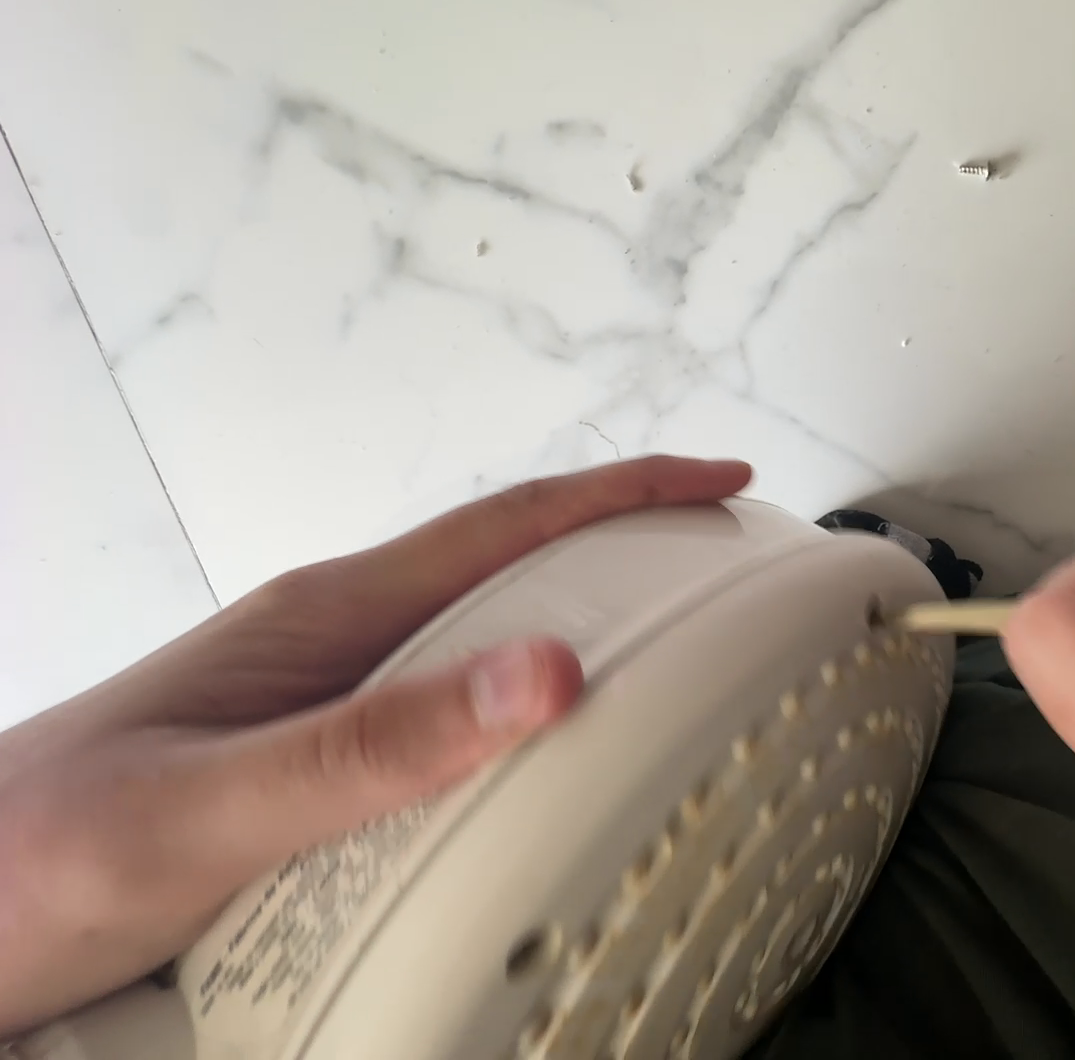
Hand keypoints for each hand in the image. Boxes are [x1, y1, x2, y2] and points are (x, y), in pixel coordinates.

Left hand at [0, 455, 751, 1034]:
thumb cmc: (19, 872)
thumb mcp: (204, 813)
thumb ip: (374, 747)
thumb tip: (553, 671)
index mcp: (345, 611)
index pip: (523, 518)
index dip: (635, 489)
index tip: (724, 480)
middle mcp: (363, 632)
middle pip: (536, 556)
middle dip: (642, 537)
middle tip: (727, 560)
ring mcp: (358, 685)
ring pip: (515, 624)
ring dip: (605, 612)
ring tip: (679, 638)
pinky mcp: (356, 742)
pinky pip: (488, 692)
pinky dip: (556, 686)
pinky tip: (576, 726)